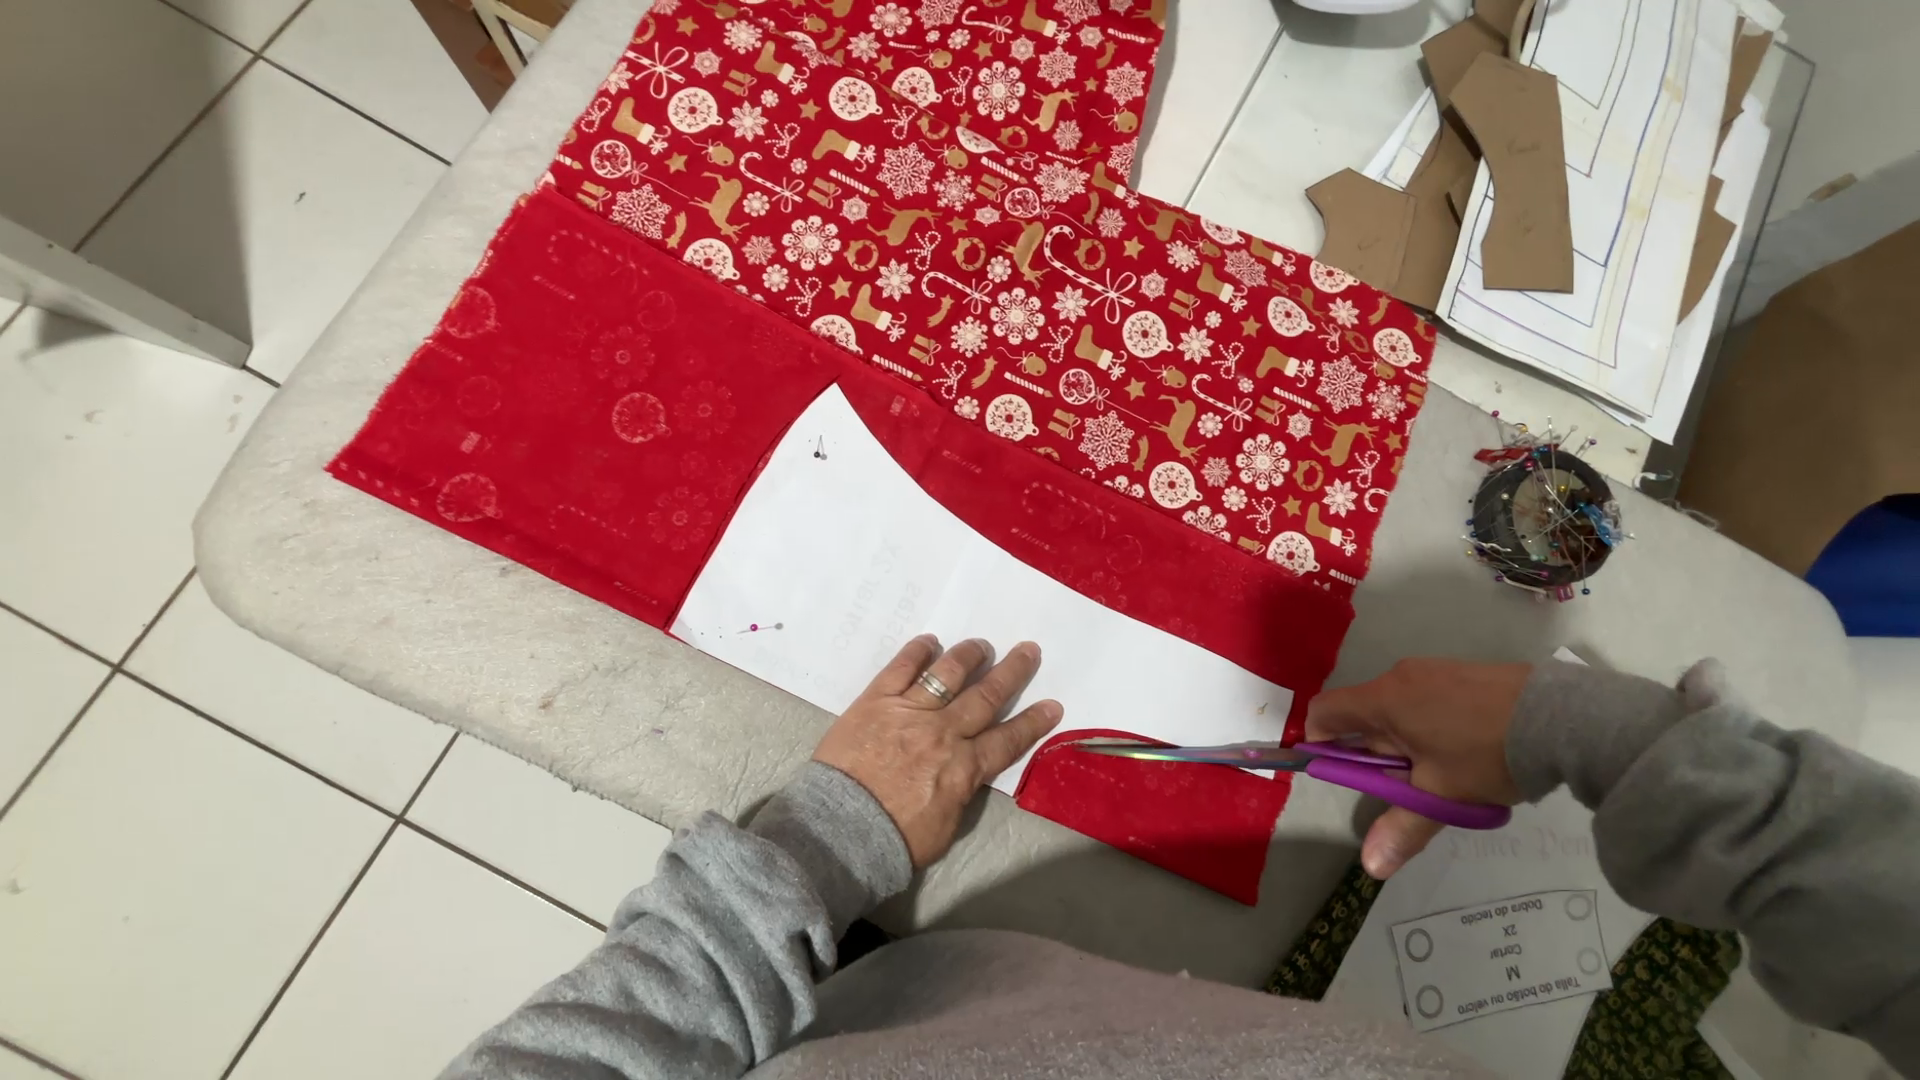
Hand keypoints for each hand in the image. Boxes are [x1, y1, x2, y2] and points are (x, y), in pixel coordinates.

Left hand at [813, 635, 1063, 867]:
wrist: (840, 831)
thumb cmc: (894, 840)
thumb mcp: (945, 827)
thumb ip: (961, 793)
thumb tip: (968, 774)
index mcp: (964, 768)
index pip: (1007, 740)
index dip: (1032, 722)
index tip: (1053, 704)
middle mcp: (943, 732)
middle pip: (985, 696)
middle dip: (1011, 672)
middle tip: (1028, 650)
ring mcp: (909, 711)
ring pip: (947, 674)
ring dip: (968, 655)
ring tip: (981, 644)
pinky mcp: (876, 701)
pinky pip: (900, 668)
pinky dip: (917, 652)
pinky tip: (930, 641)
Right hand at [1306, 658, 1531, 879]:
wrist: (1566, 718)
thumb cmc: (1487, 753)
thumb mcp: (1442, 795)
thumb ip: (1402, 827)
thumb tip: (1370, 867)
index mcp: (1382, 700)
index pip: (1324, 711)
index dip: (1319, 741)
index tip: (1341, 770)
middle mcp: (1399, 676)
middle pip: (1363, 713)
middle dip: (1373, 750)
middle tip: (1407, 780)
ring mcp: (1433, 669)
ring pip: (1397, 706)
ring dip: (1404, 738)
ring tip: (1445, 768)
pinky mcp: (1463, 671)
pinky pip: (1427, 697)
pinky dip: (1430, 722)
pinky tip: (1468, 746)